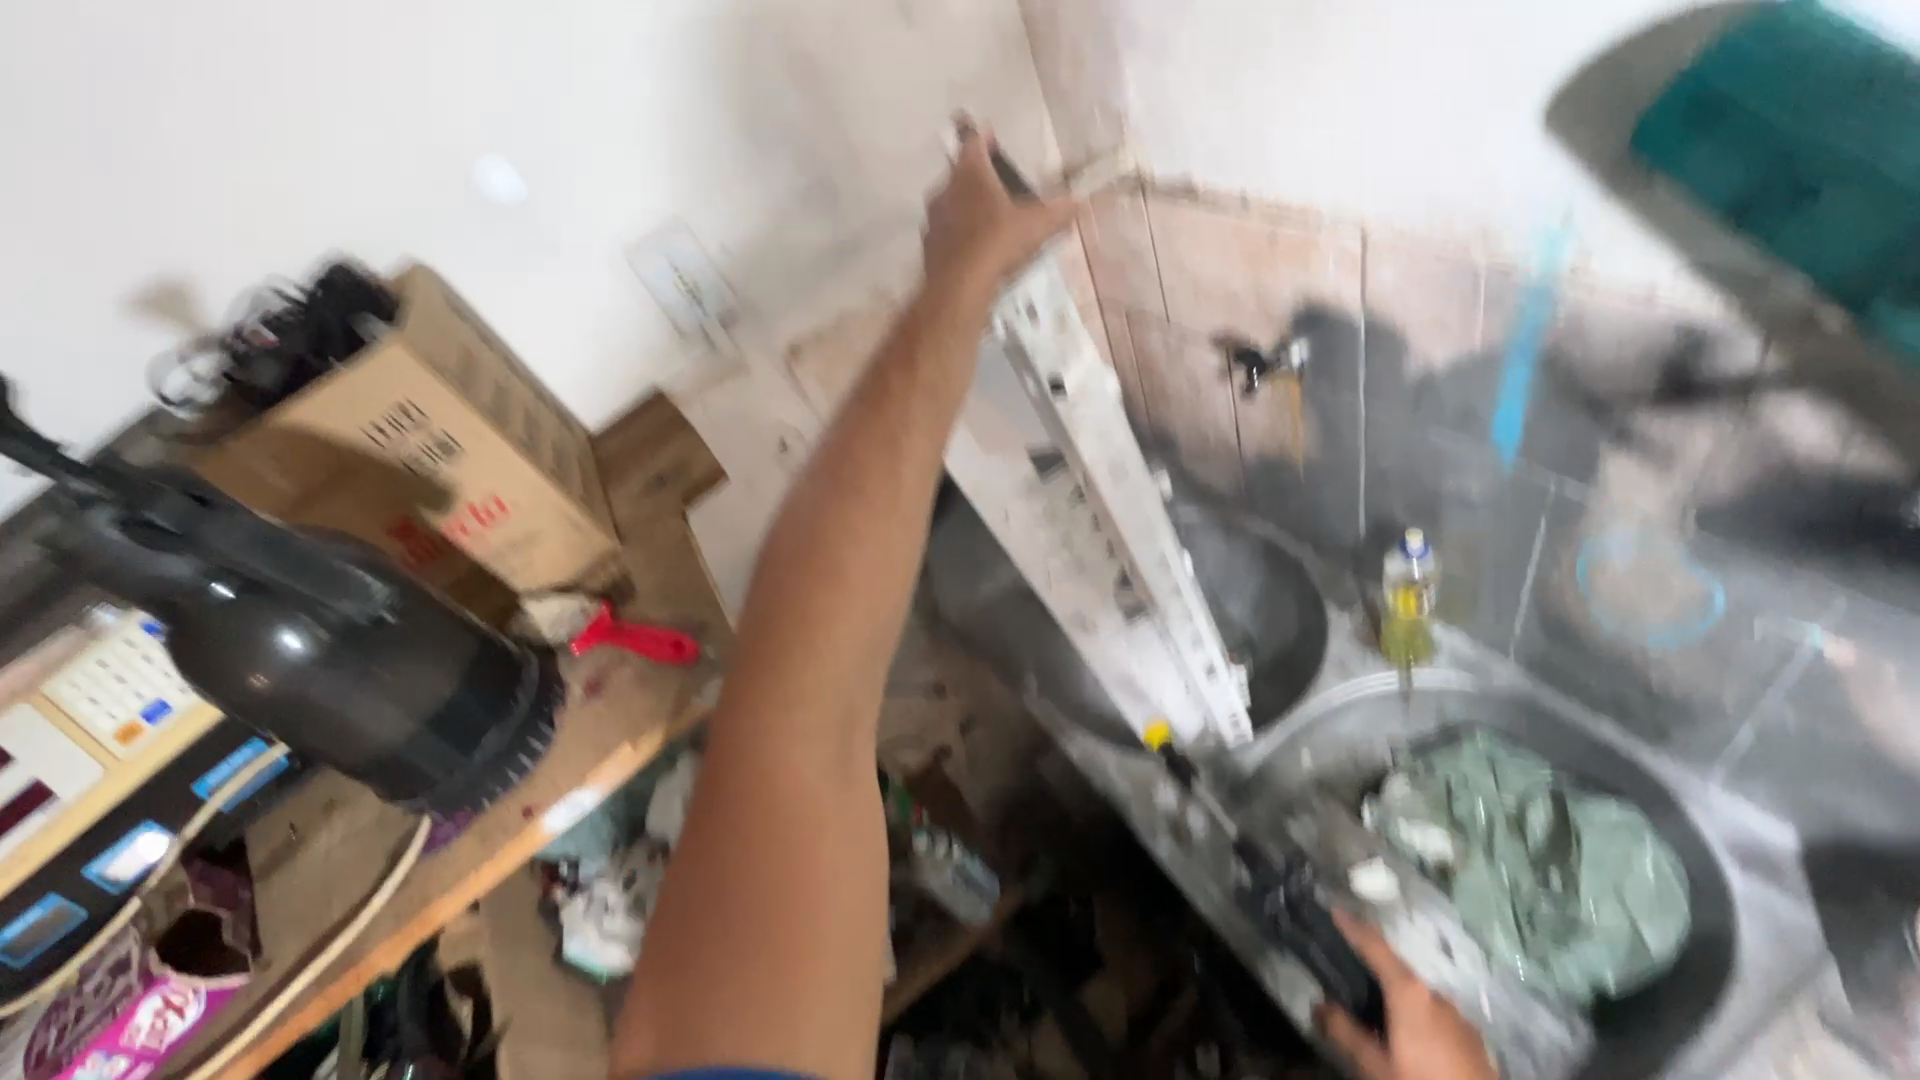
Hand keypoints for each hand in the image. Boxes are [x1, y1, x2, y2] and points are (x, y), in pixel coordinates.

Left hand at [922, 122, 1079, 295]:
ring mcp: (933, 218)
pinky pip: (945, 231)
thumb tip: (1077, 202)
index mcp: (970, 173)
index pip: (974, 142)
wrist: (958, 285)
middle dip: (975, 175)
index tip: (991, 136)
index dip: (984, 137)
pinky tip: (971, 246)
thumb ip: (1057, 212)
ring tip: (983, 216)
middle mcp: (945, 189)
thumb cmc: (997, 242)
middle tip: (992, 181)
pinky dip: (957, 233)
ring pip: (949, 203)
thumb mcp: (1035, 226)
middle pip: (959, 172)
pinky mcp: (928, 245)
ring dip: (963, 205)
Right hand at [1317, 910, 1499, 1079]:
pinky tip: (1411, 1042)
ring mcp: (1458, 1015)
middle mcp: (1435, 994)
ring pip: (1417, 995)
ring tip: (1378, 1017)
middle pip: (1397, 970)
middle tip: (1349, 977)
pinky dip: (1417, 1017)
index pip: (1375, 946)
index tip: (1335, 909)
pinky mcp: (1471, 1036)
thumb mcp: (1376, 1065)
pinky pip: (1435, 1015)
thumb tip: (1319, 1004)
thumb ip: (1346, 1032)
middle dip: (1373, 970)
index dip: (1353, 926)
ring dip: (1396, 998)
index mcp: (1409, 992)